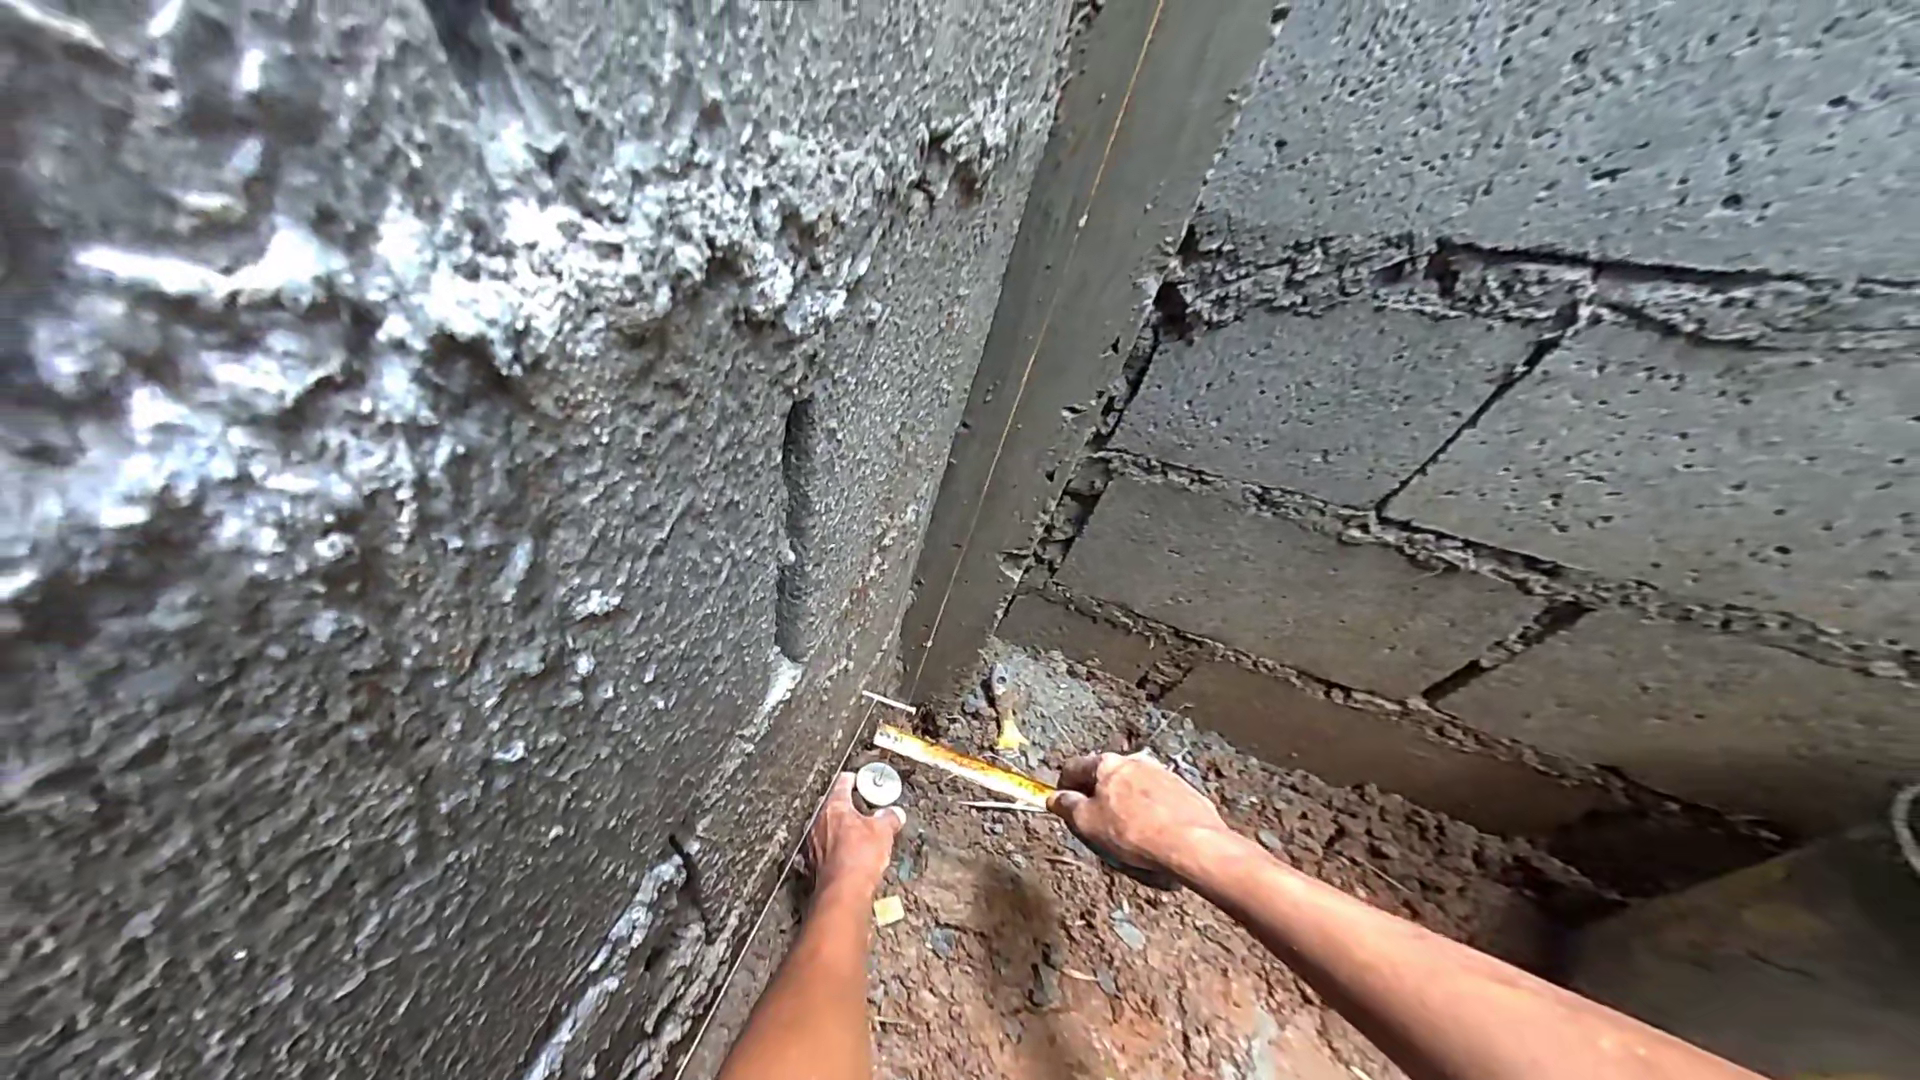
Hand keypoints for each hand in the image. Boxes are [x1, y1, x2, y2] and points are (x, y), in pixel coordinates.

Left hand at [806, 772, 905, 897]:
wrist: (842, 893)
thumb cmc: (859, 857)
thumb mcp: (883, 831)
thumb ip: (889, 817)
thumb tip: (895, 813)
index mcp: (835, 806)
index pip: (842, 784)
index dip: (852, 779)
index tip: (856, 779)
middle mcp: (819, 821)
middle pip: (833, 805)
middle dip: (847, 806)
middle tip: (861, 807)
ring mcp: (813, 843)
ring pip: (827, 827)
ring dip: (839, 827)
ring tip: (856, 832)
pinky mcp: (813, 863)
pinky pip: (825, 847)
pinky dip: (835, 847)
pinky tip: (847, 853)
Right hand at [1048, 752, 1231, 878]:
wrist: (1193, 843)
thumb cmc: (1134, 832)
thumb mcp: (1087, 823)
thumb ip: (1067, 807)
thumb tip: (1055, 798)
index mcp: (1106, 763)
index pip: (1074, 767)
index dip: (1063, 787)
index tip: (1062, 805)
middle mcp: (1134, 761)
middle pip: (1105, 777)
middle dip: (1098, 799)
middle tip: (1096, 827)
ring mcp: (1161, 774)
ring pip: (1133, 788)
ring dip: (1125, 806)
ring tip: (1128, 838)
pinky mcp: (1184, 791)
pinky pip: (1157, 801)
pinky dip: (1150, 814)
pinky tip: (1153, 838)